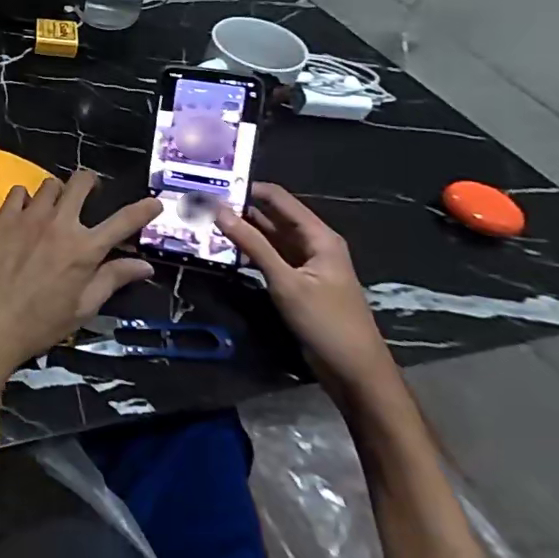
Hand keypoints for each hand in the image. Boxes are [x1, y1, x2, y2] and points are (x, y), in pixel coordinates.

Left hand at [0, 170, 161, 381]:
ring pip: (50, 184)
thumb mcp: (82, 309)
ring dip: (59, 193)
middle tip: (90, 196)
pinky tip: (25, 215)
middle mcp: (60, 224)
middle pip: (82, 182)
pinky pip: (19, 192)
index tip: (155, 202)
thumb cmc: (39, 325)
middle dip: (91, 184)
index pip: (122, 222)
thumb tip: (145, 266)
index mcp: (84, 249)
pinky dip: (26, 199)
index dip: (143, 210)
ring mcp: (29, 217)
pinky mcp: (3, 218)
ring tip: (55, 209)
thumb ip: (112, 280)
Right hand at [216, 183, 392, 386]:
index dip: (249, 188)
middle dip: (241, 209)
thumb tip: (219, 210)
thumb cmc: (326, 322)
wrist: (356, 373)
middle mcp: (313, 244)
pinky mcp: (298, 283)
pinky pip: (271, 258)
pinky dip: (251, 253)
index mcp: (318, 236)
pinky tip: (226, 251)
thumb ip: (253, 244)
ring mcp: (306, 264)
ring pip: (270, 238)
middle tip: (203, 204)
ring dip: (244, 232)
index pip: (279, 199)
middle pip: (273, 217)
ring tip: (207, 223)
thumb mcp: (286, 282)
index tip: (215, 184)